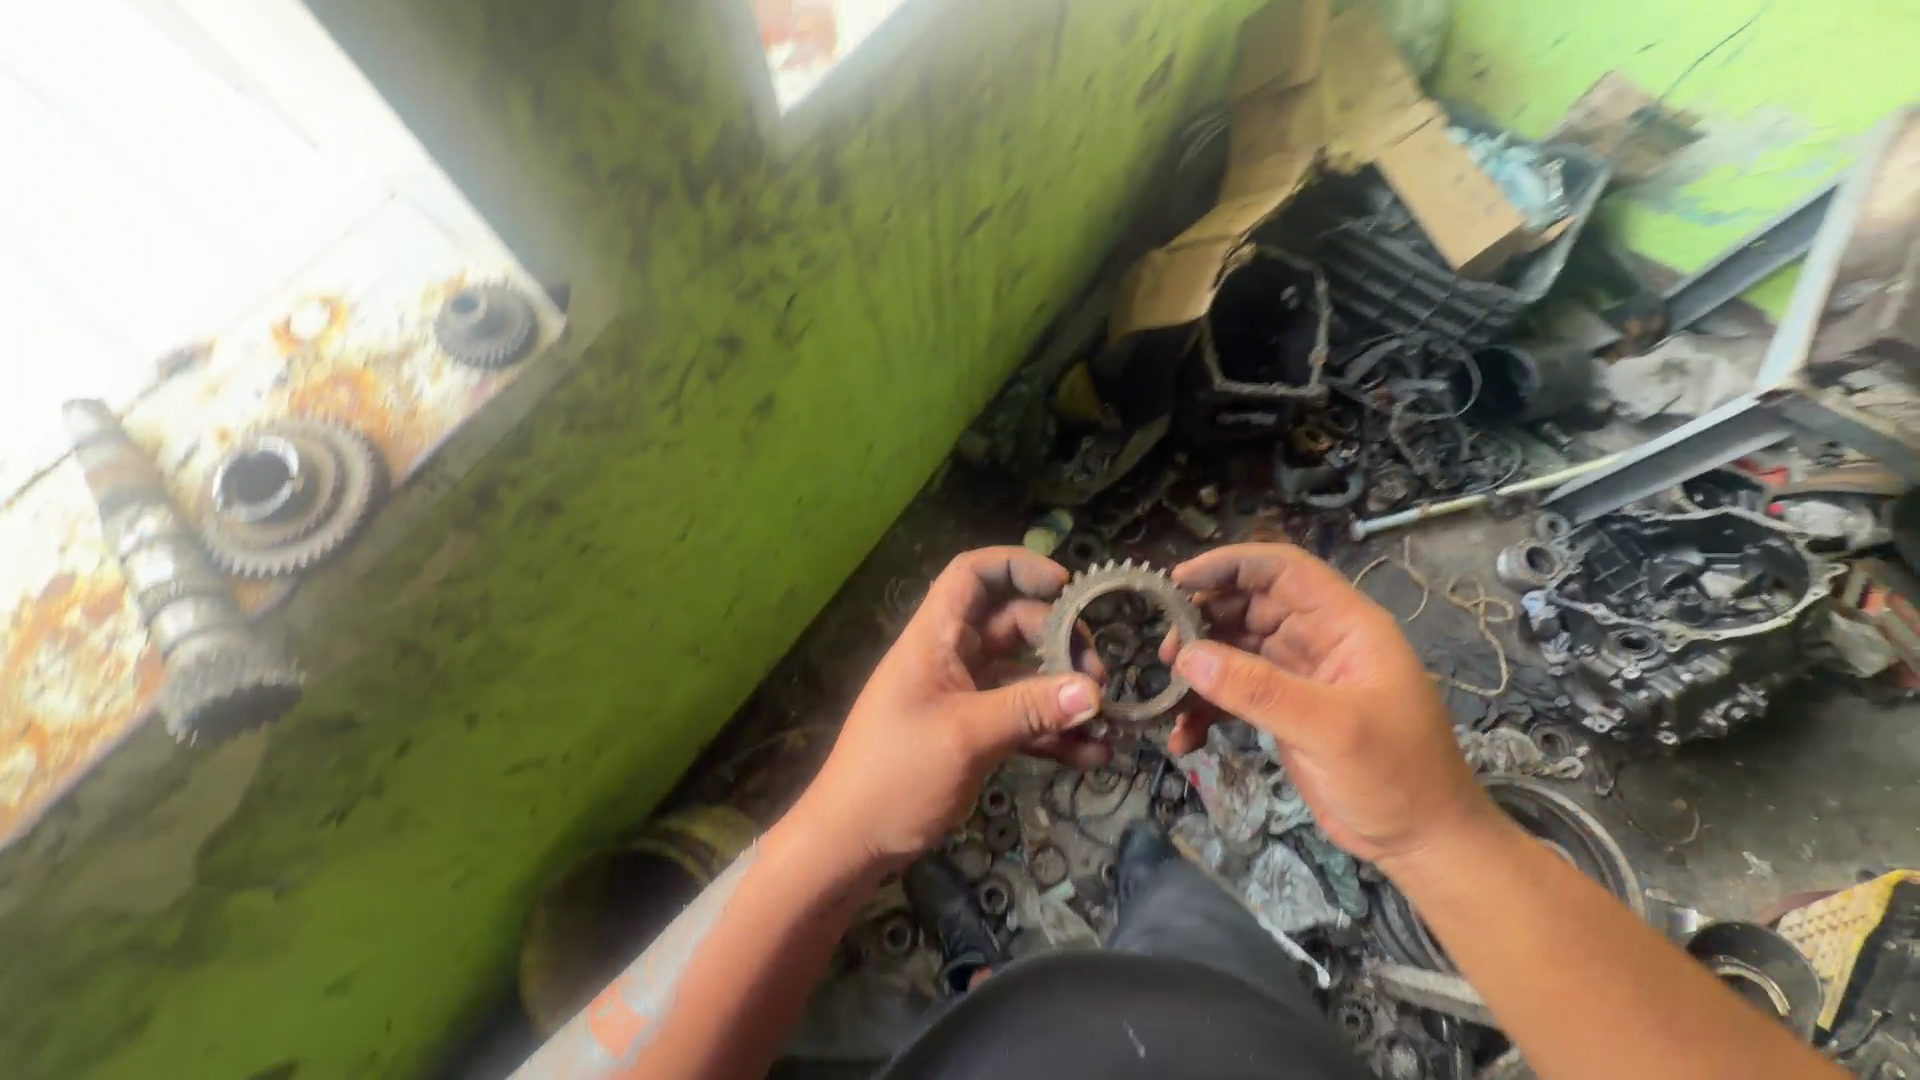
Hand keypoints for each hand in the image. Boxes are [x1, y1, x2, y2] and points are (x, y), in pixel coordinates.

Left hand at [792, 548, 1105, 870]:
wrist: (851, 842)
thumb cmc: (895, 775)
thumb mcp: (966, 736)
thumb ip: (1030, 709)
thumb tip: (1094, 692)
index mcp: (934, 638)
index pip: (972, 575)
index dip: (1017, 567)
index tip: (1066, 586)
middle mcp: (952, 657)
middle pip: (1014, 624)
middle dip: (1060, 642)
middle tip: (1097, 677)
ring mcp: (964, 696)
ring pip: (1024, 674)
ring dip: (1064, 692)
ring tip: (1105, 720)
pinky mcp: (974, 732)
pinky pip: (1022, 718)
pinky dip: (1053, 732)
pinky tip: (1091, 756)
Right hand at [1163, 544, 1498, 868]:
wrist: (1424, 842)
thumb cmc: (1397, 775)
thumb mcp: (1330, 728)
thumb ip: (1257, 689)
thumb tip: (1186, 657)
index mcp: (1344, 625)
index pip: (1283, 570)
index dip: (1231, 565)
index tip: (1178, 582)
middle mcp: (1318, 642)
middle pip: (1250, 607)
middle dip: (1205, 622)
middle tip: (1167, 649)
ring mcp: (1299, 678)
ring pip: (1236, 651)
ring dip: (1201, 668)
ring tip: (1170, 691)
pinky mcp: (1285, 712)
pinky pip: (1235, 696)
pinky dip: (1207, 711)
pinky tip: (1184, 736)